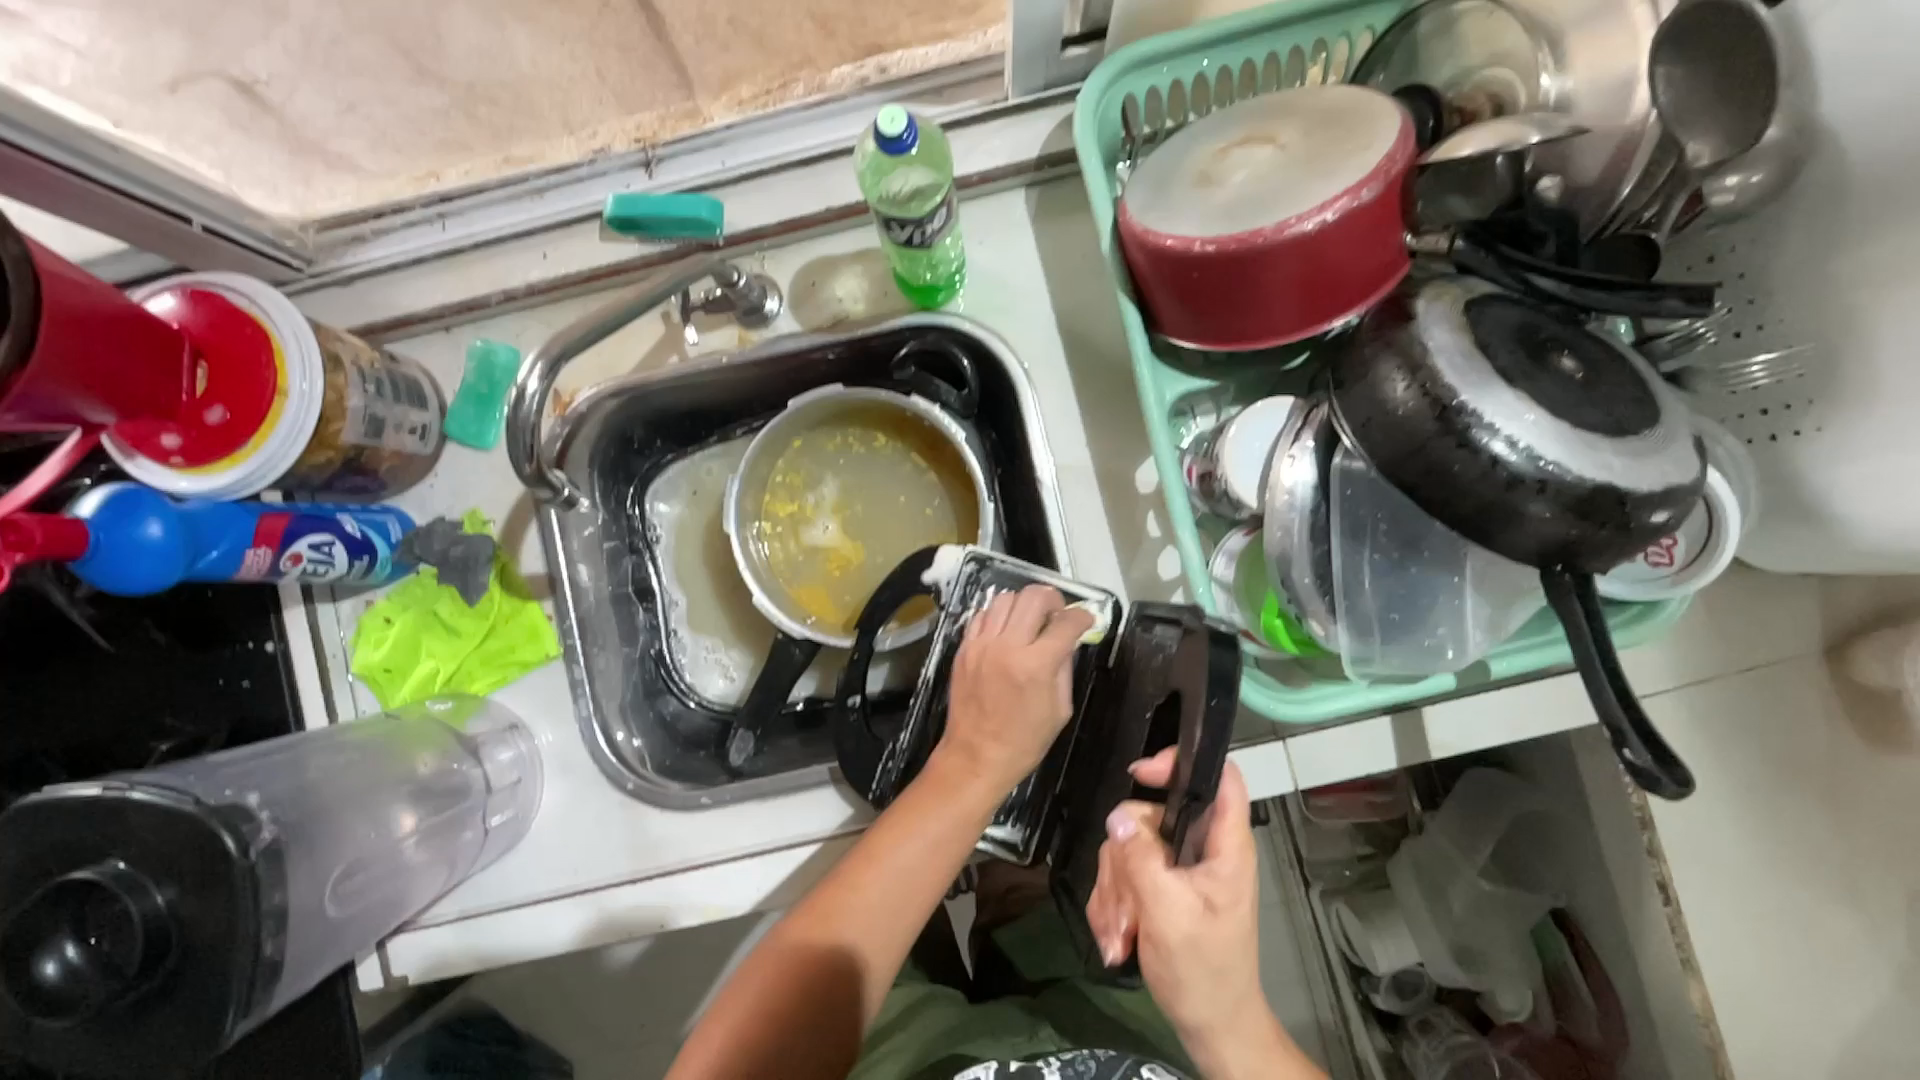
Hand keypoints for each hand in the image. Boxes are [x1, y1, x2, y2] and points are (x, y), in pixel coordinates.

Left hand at [935, 585, 1094, 796]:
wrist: (976, 756)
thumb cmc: (1024, 741)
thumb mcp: (1060, 708)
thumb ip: (1064, 667)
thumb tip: (1068, 640)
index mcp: (1036, 666)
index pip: (1066, 623)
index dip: (1082, 617)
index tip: (1085, 619)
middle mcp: (1007, 647)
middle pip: (1033, 597)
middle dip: (1053, 599)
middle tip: (1057, 613)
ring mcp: (981, 645)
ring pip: (1005, 598)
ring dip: (1024, 604)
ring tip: (1031, 620)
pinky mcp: (963, 649)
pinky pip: (982, 615)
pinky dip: (998, 616)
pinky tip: (1006, 630)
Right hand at [1088, 752, 1305, 1076]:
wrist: (1209, 1025)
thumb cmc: (1203, 972)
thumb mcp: (1168, 914)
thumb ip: (1141, 859)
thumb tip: (1116, 815)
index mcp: (1224, 846)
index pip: (1219, 778)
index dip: (1182, 762)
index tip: (1140, 775)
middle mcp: (1200, 848)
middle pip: (1149, 815)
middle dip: (1124, 860)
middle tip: (1126, 904)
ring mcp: (1177, 868)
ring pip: (1127, 847)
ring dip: (1115, 891)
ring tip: (1122, 933)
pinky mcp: (1158, 887)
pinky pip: (1121, 875)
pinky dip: (1113, 906)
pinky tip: (1118, 939)